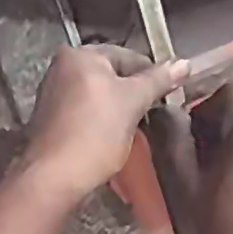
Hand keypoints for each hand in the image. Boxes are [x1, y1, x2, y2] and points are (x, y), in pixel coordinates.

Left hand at [19, 44, 188, 196]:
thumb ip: (158, 80)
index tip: (167, 93)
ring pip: (95, 98)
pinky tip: (108, 139)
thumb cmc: (95, 133)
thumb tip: (184, 63)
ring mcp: (50, 98)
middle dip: (131, 94)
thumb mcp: (133, 102)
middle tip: (151, 113)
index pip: (126, 56)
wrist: (53, 178)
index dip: (150, 74)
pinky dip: (97, 124)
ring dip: (115, 110)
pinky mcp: (48, 124)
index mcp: (77, 56)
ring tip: (132, 128)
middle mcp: (58, 71)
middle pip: (108, 77)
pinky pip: (82, 116)